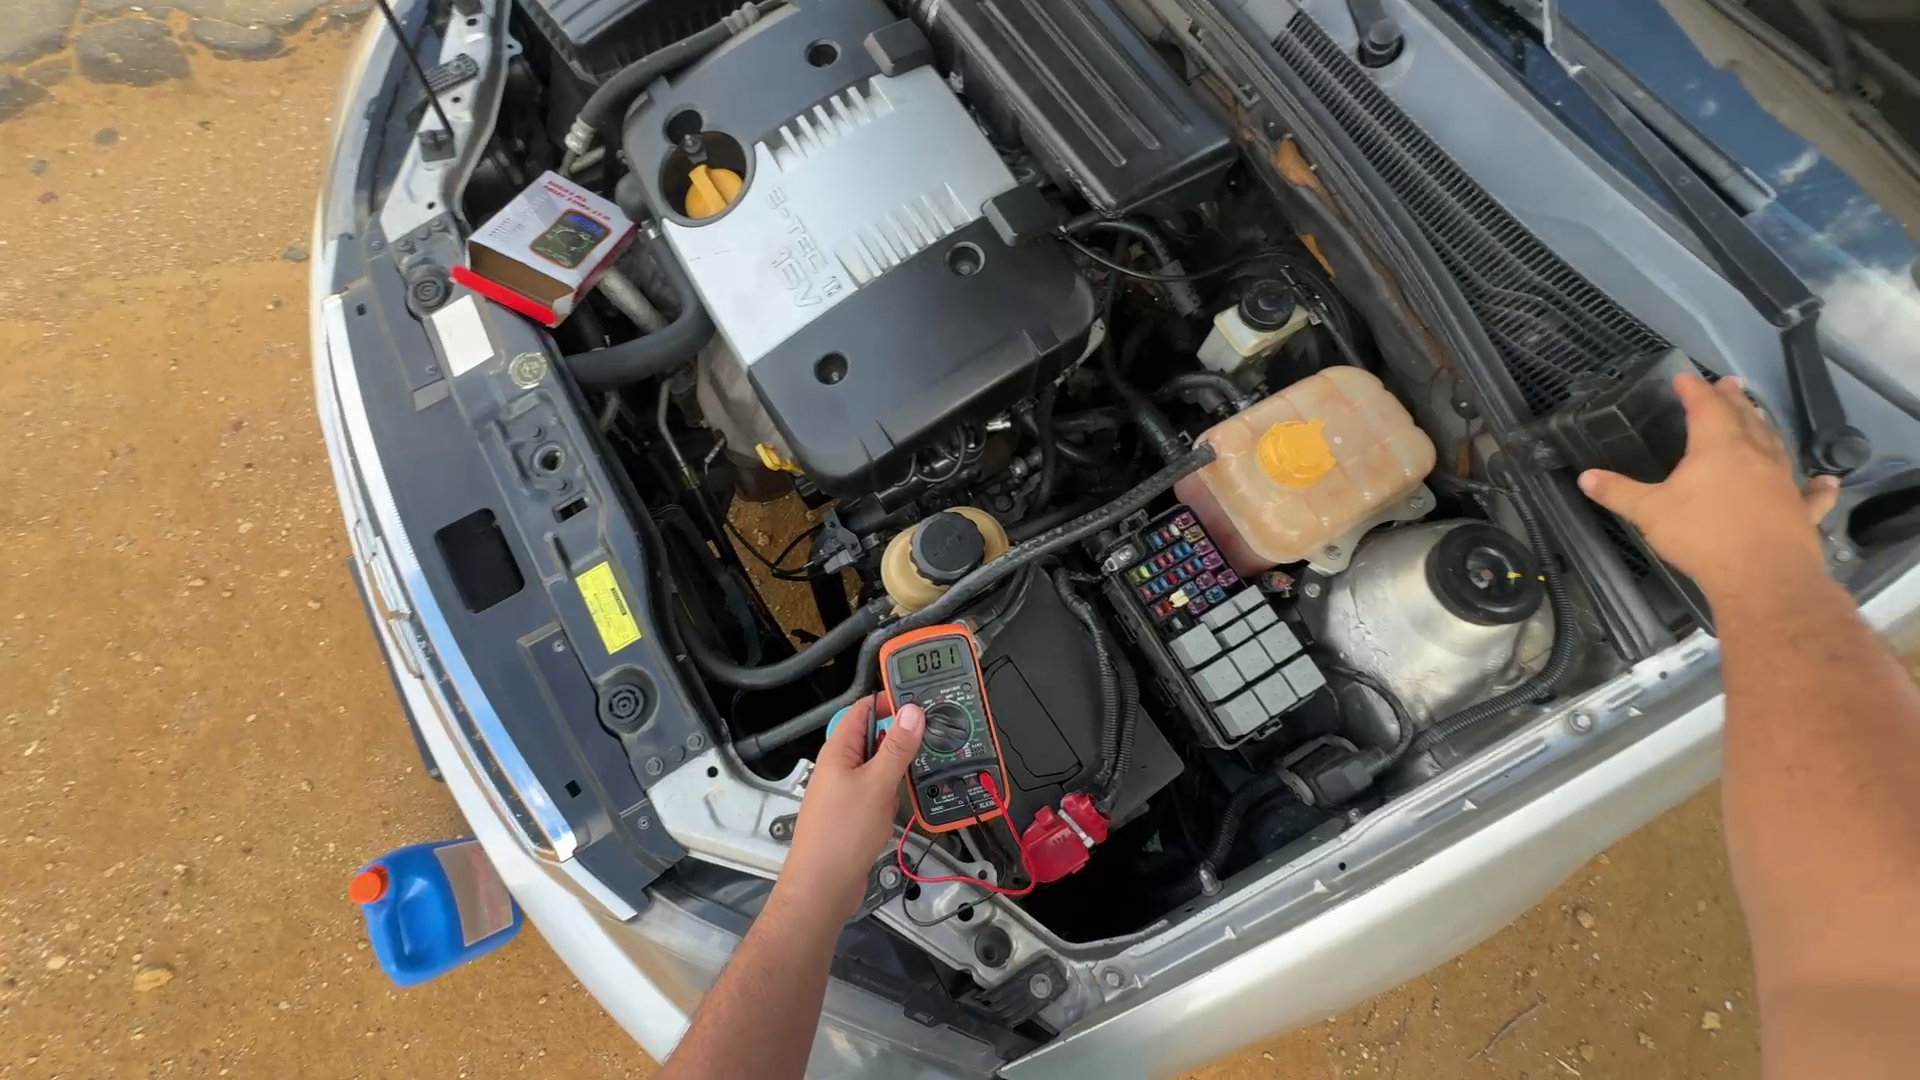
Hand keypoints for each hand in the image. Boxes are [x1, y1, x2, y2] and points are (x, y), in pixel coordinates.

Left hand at [780, 696, 924, 922]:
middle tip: (933, 730)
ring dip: (898, 766)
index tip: (920, 697)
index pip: (863, 709)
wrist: (822, 888)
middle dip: (900, 735)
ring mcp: (845, 789)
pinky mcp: (853, 811)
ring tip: (924, 764)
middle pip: (873, 736)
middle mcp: (840, 765)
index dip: (889, 699)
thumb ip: (897, 748)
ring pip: (878, 765)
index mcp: (839, 750)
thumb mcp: (877, 785)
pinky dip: (892, 790)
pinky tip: (905, 799)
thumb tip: (911, 711)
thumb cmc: (843, 833)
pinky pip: (877, 789)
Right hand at [1578, 373, 1838, 597]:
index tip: (1685, 377)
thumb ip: (1616, 491)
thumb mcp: (1646, 511)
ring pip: (1775, 445)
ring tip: (1758, 417)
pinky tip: (1823, 480)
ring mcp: (1783, 482)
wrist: (1761, 573)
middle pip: (1746, 419)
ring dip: (1765, 427)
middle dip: (1734, 400)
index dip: (1695, 391)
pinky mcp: (1800, 509)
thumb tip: (1585, 477)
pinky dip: (1816, 483)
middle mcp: (1756, 457)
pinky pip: (1810, 491)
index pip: (1707, 410)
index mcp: (1718, 450)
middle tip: (1729, 384)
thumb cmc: (1701, 534)